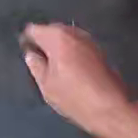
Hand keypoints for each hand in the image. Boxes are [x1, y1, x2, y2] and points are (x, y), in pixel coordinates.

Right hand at [21, 23, 137, 137]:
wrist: (112, 108)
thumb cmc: (75, 97)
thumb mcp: (47, 86)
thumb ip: (36, 66)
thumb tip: (31, 54)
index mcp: (56, 37)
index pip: (34, 29)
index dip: (26, 39)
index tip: (25, 51)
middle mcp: (73, 31)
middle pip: (51, 30)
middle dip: (43, 42)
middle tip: (39, 62)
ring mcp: (88, 39)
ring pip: (66, 37)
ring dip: (58, 47)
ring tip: (55, 68)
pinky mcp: (99, 49)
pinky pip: (77, 45)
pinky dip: (71, 52)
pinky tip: (71, 70)